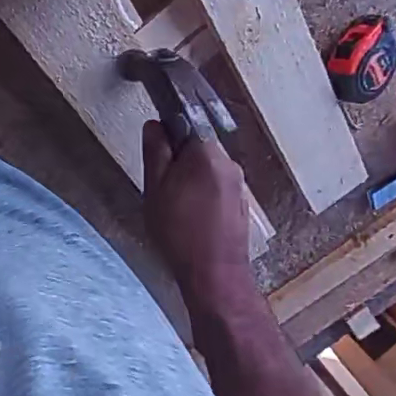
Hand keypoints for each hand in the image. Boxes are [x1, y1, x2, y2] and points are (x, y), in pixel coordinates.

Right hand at [142, 120, 251, 294]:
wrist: (214, 273)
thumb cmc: (177, 229)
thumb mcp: (155, 188)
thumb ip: (156, 152)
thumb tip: (155, 124)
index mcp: (207, 151)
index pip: (186, 122)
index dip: (167, 133)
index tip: (153, 152)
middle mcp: (228, 161)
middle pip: (198, 146)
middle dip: (177, 159)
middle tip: (158, 185)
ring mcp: (239, 183)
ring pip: (207, 168)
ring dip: (189, 178)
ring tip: (172, 204)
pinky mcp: (241, 203)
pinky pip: (216, 186)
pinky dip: (201, 194)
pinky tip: (190, 216)